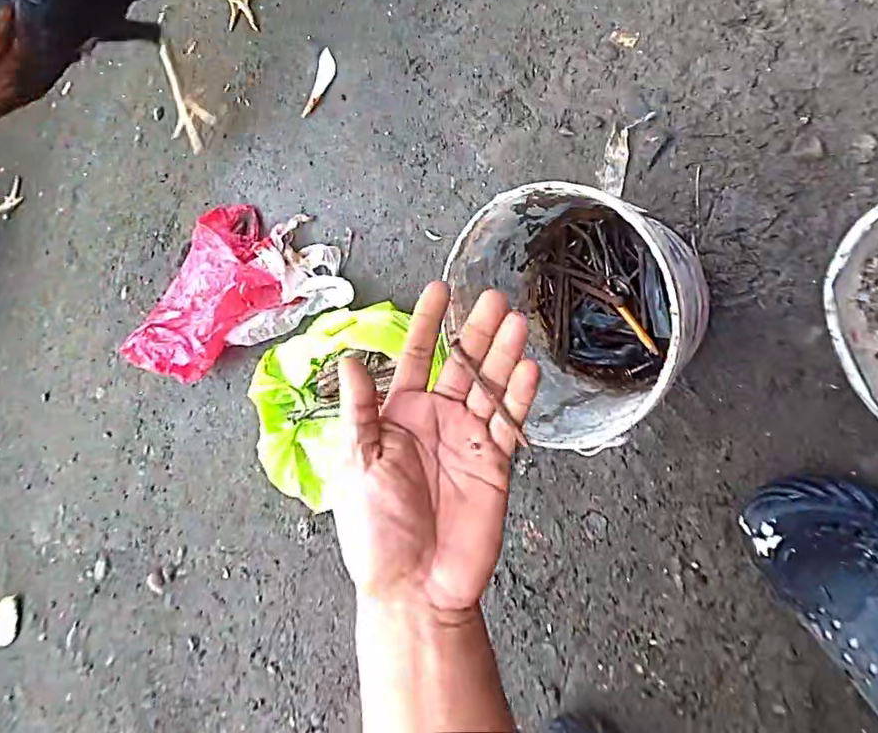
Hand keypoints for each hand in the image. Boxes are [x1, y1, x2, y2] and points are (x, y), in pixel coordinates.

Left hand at [334, 281, 539, 616]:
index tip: (440, 289)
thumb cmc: (377, 532)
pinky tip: (528, 371)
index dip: (428, 322)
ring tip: (516, 323)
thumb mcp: (357, 464)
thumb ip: (359, 411)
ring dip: (504, 355)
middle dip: (478, 330)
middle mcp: (438, 419)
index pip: (418, 356)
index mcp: (401, 415)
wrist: (415, 588)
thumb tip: (349, 361)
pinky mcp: (494, 462)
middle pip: (462, 364)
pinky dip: (520, 397)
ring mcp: (468, 438)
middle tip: (494, 298)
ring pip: (490, 385)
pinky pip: (510, 422)